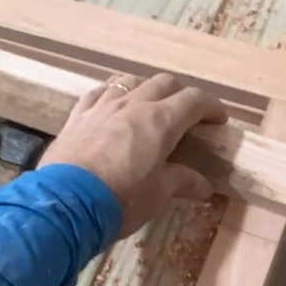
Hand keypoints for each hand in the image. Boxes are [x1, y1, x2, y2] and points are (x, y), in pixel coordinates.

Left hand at [39, 74, 228, 236]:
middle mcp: (133, 104)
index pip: (194, 100)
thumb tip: (205, 186)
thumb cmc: (122, 199)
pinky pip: (99, 92)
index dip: (211, 107)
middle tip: (189, 113)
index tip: (219, 120)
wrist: (66, 204)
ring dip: (147, 88)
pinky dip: (113, 92)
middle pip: (164, 83)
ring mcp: (103, 107)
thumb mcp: (159, 194)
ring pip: (130, 81)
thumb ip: (183, 182)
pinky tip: (113, 101)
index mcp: (161, 121)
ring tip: (151, 103)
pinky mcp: (78, 116)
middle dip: (182, 94)